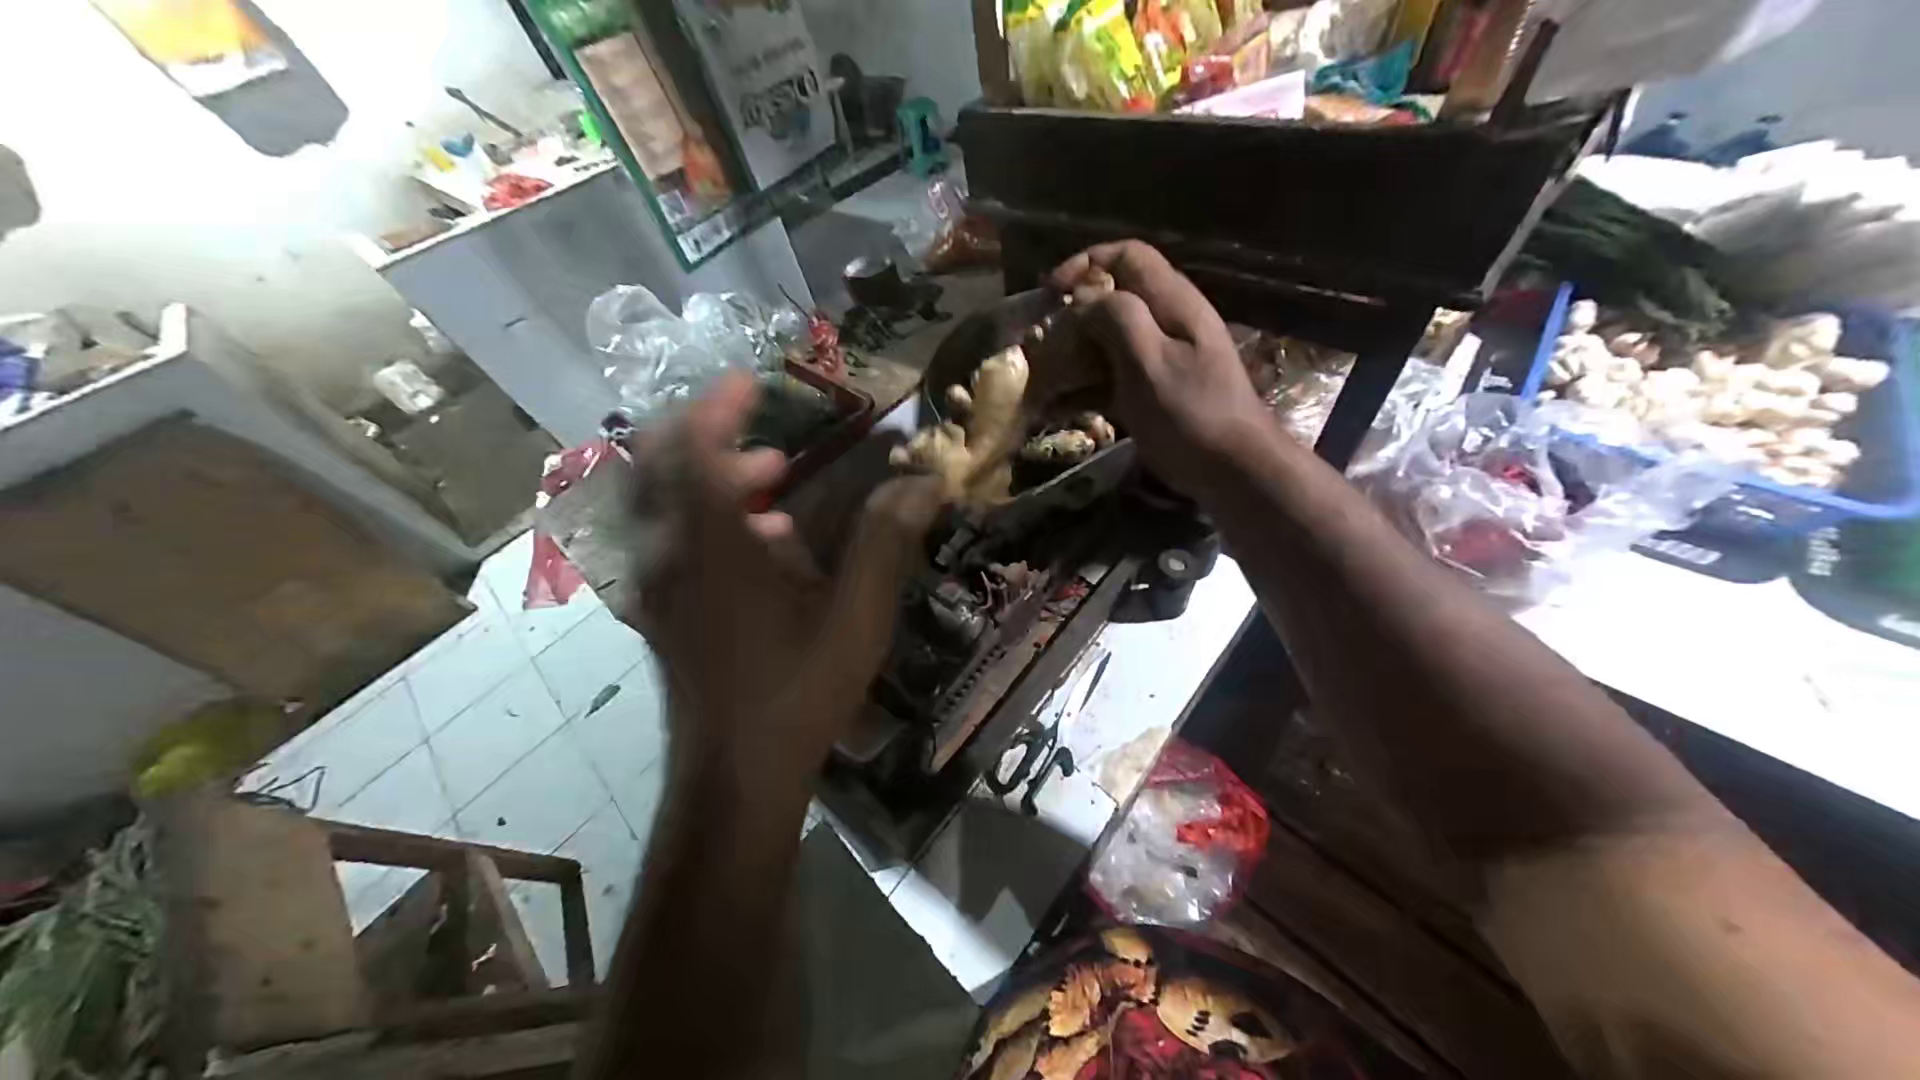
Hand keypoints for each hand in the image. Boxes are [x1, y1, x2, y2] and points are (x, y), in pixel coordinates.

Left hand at [624, 375, 942, 779]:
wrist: (735, 775)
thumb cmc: (797, 689)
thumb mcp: (856, 614)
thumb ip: (887, 540)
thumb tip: (927, 480)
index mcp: (709, 542)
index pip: (691, 445)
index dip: (716, 405)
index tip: (749, 384)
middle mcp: (668, 554)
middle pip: (660, 468)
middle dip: (712, 443)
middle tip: (773, 449)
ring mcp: (655, 588)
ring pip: (662, 508)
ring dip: (712, 485)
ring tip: (774, 494)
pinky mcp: (658, 615)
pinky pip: (668, 545)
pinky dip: (705, 525)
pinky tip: (761, 553)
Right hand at [1045, 241, 1276, 495]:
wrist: (1233, 470)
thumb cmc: (1191, 414)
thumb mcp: (1150, 362)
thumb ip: (1117, 319)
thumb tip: (1084, 298)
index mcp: (1172, 302)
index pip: (1127, 255)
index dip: (1085, 263)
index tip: (1051, 294)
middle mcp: (1169, 321)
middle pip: (1116, 297)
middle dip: (1075, 313)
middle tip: (1043, 339)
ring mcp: (1164, 357)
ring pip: (1111, 338)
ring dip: (1076, 351)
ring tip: (1045, 374)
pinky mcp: (1157, 389)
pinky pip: (1115, 373)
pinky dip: (1088, 383)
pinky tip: (1061, 406)